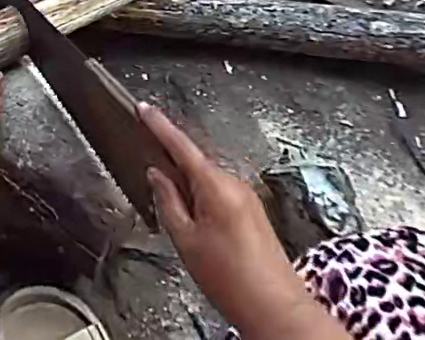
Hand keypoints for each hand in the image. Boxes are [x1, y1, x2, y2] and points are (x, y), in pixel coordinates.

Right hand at [140, 104, 328, 332]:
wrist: (281, 316)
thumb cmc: (233, 281)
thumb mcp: (186, 240)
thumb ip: (167, 200)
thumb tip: (156, 174)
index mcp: (215, 186)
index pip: (180, 144)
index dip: (158, 124)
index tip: (143, 107)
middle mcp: (234, 184)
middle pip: (193, 161)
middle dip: (171, 164)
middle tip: (149, 173)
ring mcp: (247, 197)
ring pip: (206, 178)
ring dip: (187, 185)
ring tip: (175, 212)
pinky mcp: (253, 212)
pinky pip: (219, 191)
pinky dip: (202, 196)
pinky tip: (196, 221)